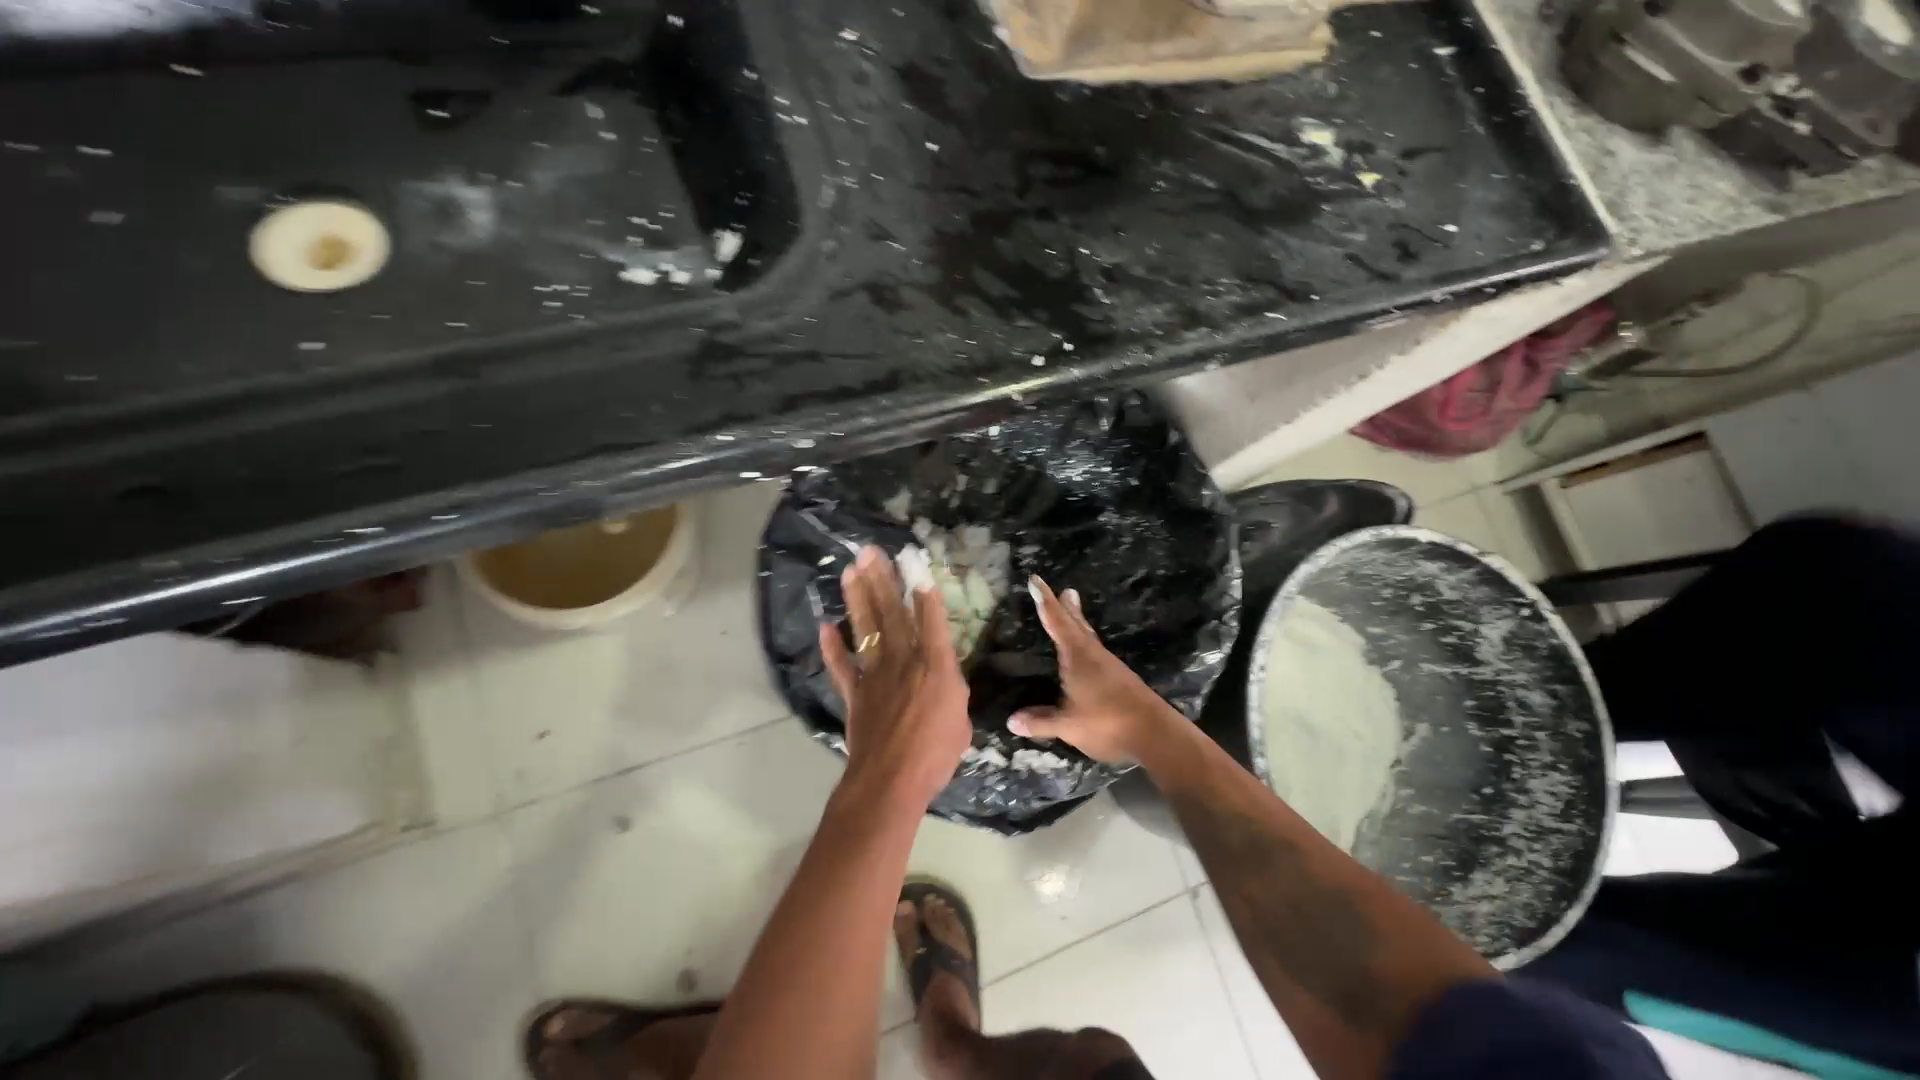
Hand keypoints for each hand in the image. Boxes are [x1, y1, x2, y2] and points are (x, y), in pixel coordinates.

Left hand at [820, 546, 972, 807]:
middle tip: (871, 551)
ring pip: (865, 628)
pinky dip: (832, 646)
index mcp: (936, 666)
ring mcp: (874, 675)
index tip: (915, 563)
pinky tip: (826, 625)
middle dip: (882, 579)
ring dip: (857, 597)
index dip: (924, 591)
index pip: (931, 620)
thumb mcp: (960, 720)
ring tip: (851, 570)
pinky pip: (841, 665)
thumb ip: (951, 692)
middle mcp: (903, 661)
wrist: (891, 779)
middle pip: (892, 613)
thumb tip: (943, 679)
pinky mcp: (854, 693)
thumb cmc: (936, 754)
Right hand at [1008, 575, 1183, 764]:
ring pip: (1089, 639)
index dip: (1045, 601)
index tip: (1035, 580)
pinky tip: (1088, 656)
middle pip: (1077, 625)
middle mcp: (1094, 655)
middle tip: (1067, 590)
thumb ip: (1041, 721)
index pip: (1057, 623)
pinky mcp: (1121, 680)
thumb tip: (1012, 721)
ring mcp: (1110, 667)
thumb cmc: (1106, 722)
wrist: (1155, 733)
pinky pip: (1097, 654)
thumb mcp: (1067, 725)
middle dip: (1068, 608)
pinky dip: (1087, 645)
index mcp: (1078, 657)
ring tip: (1074, 614)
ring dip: (1079, 625)